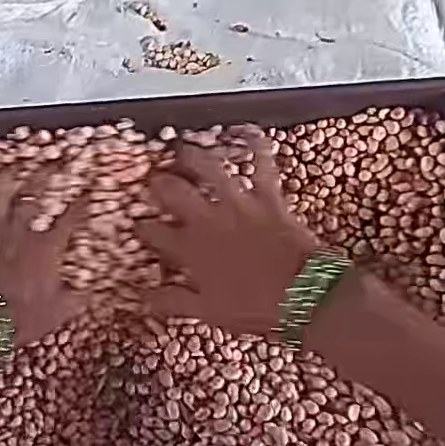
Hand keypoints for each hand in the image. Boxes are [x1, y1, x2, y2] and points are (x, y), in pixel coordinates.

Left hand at [0, 169, 88, 343]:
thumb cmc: (27, 316)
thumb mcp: (63, 309)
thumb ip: (79, 295)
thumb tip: (89, 291)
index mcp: (48, 246)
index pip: (71, 217)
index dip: (83, 202)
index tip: (90, 192)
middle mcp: (23, 232)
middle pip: (35, 194)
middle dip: (47, 175)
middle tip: (54, 163)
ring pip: (1, 195)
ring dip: (8, 177)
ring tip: (13, 165)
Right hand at [136, 129, 320, 336]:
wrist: (307, 297)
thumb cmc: (256, 309)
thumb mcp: (209, 312)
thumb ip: (174, 301)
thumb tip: (146, 298)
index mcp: (191, 250)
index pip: (154, 232)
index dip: (142, 226)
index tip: (137, 224)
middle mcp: (209, 221)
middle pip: (174, 192)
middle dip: (158, 183)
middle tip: (153, 179)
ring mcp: (239, 205)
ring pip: (209, 169)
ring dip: (193, 156)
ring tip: (182, 149)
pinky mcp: (268, 198)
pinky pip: (261, 164)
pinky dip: (255, 147)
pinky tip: (247, 133)